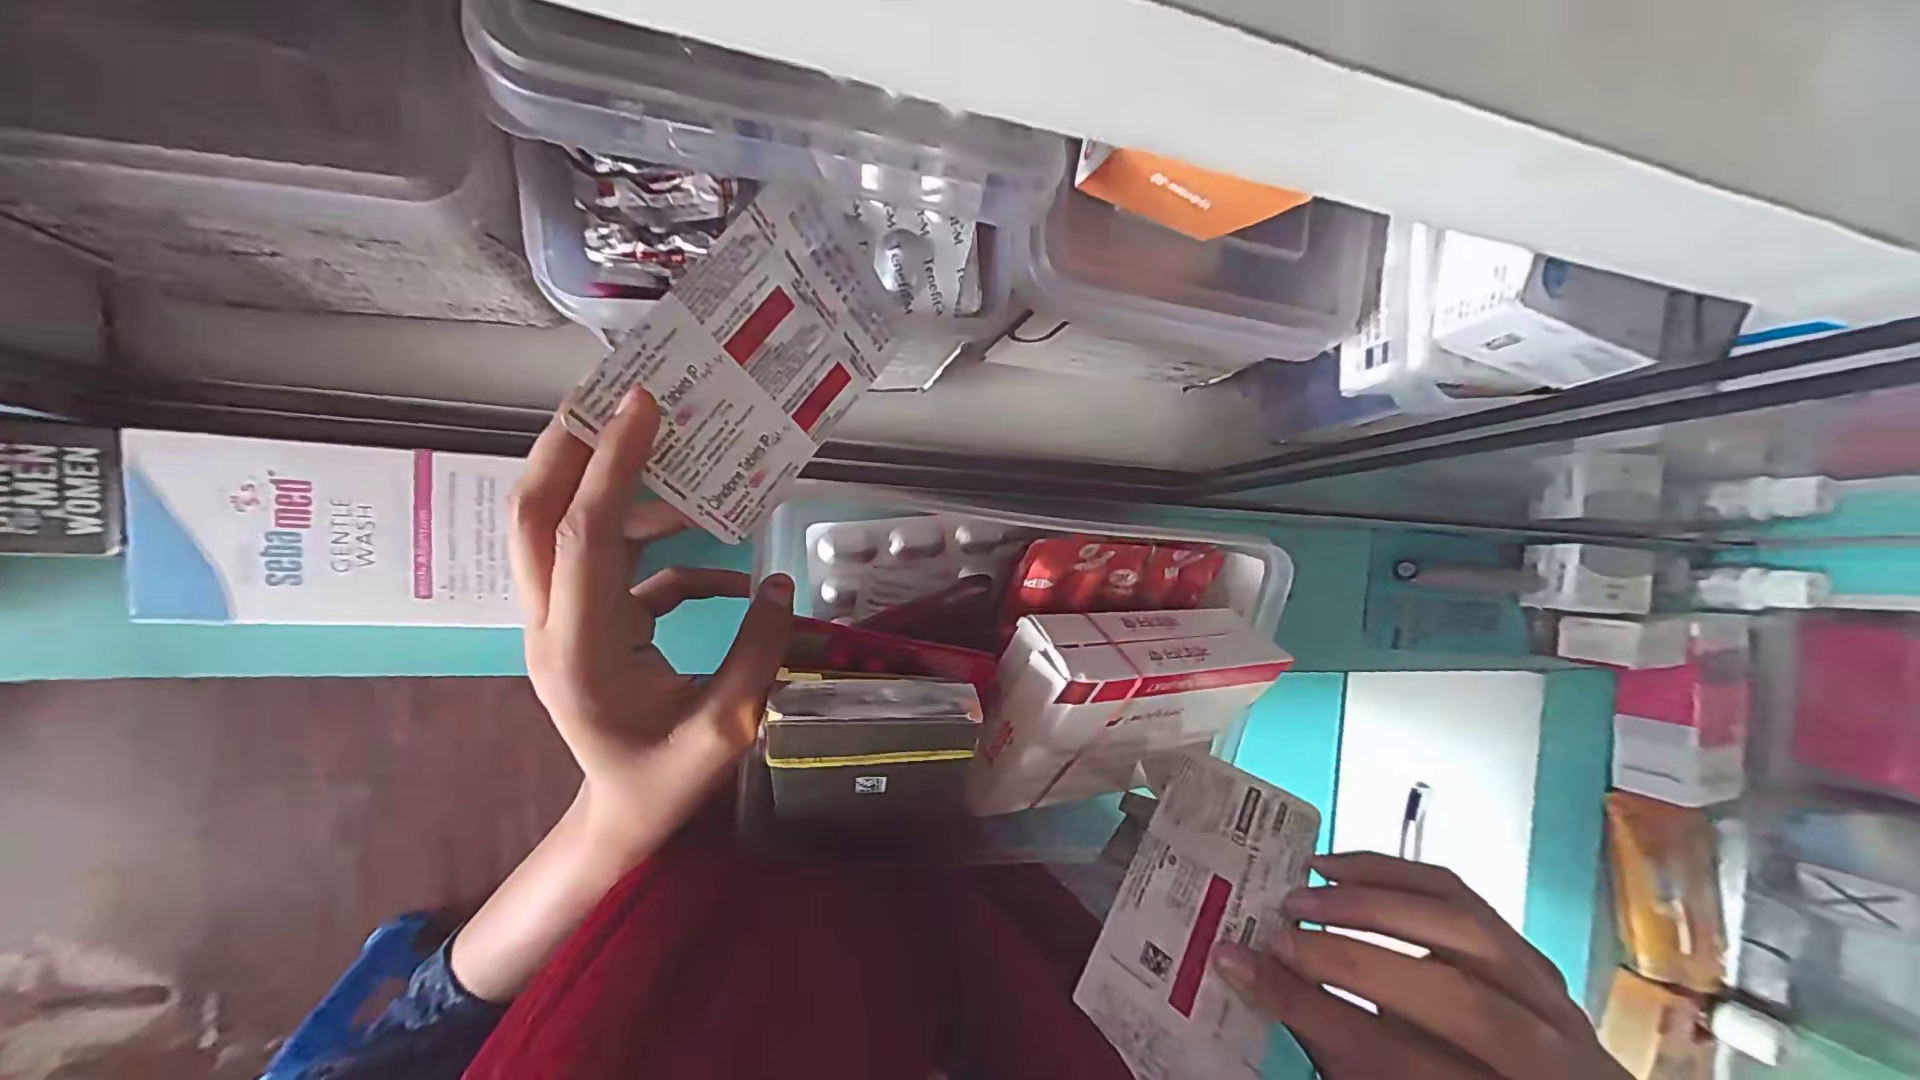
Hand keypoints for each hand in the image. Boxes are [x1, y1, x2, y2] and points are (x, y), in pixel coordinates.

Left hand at [509, 387, 793, 832]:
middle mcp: (556, 624)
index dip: (612, 465)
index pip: (584, 537)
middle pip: (534, 515)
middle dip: (569, 447)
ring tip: (677, 461)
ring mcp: (566, 622)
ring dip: (616, 488)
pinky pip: (618, 566)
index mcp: (582, 650)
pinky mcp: (588, 623)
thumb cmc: (668, 778)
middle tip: (613, 396)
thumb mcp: (729, 724)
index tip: (644, 405)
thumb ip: (758, 650)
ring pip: (565, 531)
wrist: (622, 815)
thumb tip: (777, 581)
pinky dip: (665, 553)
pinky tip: (723, 573)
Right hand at [1211, 853, 1628, 1079]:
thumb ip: (1325, 1034)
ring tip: (1304, 892)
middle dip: (1351, 958)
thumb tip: (1242, 965)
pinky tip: (1336, 866)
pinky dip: (1391, 871)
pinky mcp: (1526, 950)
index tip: (1239, 963)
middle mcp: (1548, 1058)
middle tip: (1277, 931)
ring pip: (1464, 928)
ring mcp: (1549, 997)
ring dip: (1372, 901)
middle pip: (1453, 997)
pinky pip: (1459, 893)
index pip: (1399, 1058)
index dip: (1312, 1009)